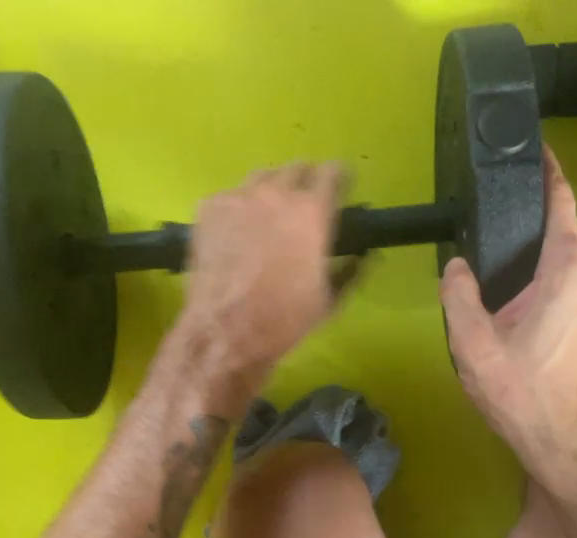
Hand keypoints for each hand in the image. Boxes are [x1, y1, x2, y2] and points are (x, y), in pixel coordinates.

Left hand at [174, 162, 355, 401]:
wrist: (226, 330)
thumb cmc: (285, 319)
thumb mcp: (329, 301)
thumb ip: (351, 271)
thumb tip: (366, 257)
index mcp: (312, 212)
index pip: (333, 172)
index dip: (339, 180)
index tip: (339, 191)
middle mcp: (277, 193)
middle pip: (297, 168)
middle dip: (305, 183)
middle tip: (302, 208)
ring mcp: (239, 196)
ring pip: (261, 178)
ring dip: (271, 191)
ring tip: (268, 217)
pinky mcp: (210, 207)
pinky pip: (231, 197)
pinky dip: (239, 209)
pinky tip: (237, 234)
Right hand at [440, 148, 576, 472]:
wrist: (556, 437)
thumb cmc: (518, 390)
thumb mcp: (473, 342)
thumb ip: (460, 294)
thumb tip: (458, 267)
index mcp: (567, 270)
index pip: (562, 202)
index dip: (549, 170)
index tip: (534, 147)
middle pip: (564, 228)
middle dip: (534, 212)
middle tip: (495, 203)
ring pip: (567, 257)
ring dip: (538, 247)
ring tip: (500, 244)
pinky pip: (569, 279)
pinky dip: (546, 271)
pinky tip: (517, 285)